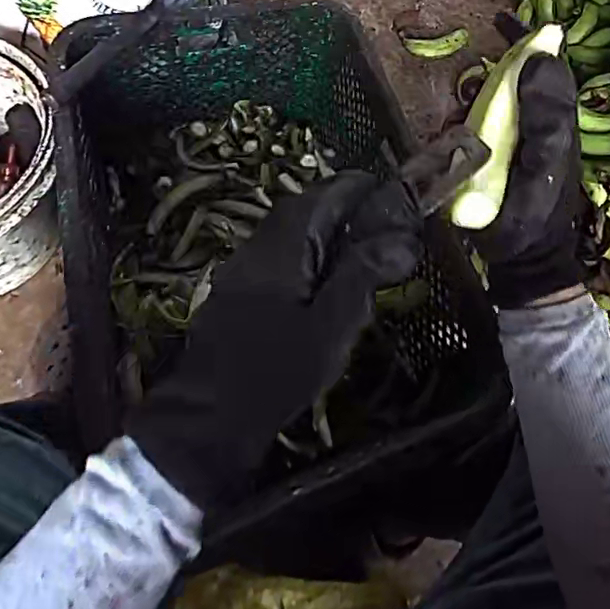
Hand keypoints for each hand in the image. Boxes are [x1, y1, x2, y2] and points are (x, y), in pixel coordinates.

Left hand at [128, 171, 422, 507]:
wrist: (206, 419)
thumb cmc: (275, 371)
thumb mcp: (331, 326)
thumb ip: (364, 275)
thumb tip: (404, 239)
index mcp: (286, 242)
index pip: (331, 192)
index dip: (366, 189)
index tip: (397, 198)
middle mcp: (261, 241)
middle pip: (311, 205)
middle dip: (351, 207)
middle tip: (387, 223)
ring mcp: (245, 262)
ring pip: (296, 228)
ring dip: (332, 228)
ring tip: (366, 246)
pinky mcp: (240, 285)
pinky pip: (284, 251)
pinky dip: (313, 250)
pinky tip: (329, 276)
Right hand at [473, 55, 586, 308]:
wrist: (520, 262)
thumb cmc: (533, 219)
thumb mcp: (544, 166)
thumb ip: (545, 117)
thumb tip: (540, 57)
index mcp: (557, 121)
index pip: (548, 68)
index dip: (529, 40)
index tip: (501, 20)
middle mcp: (538, 125)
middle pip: (519, 80)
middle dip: (495, 69)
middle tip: (472, 77)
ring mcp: (516, 141)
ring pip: (495, 101)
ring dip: (476, 97)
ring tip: (460, 112)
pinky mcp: (496, 157)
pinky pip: (477, 126)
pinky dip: (461, 123)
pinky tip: (450, 135)